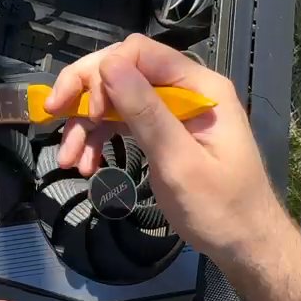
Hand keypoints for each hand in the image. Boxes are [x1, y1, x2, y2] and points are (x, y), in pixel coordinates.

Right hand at [44, 34, 287, 259]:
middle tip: (53, 115)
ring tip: (67, 158)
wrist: (246, 247)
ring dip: (85, 123)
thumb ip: (145, 111)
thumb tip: (108, 64)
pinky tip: (85, 164)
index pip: (139, 52)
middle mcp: (185, 88)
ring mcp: (171, 108)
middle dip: (84, 93)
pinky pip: (120, 120)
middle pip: (121, 70)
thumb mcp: (179, 161)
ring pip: (114, 97)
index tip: (87, 110)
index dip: (104, 72)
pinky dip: (98, 138)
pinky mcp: (161, 129)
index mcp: (199, 86)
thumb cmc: (221, 208)